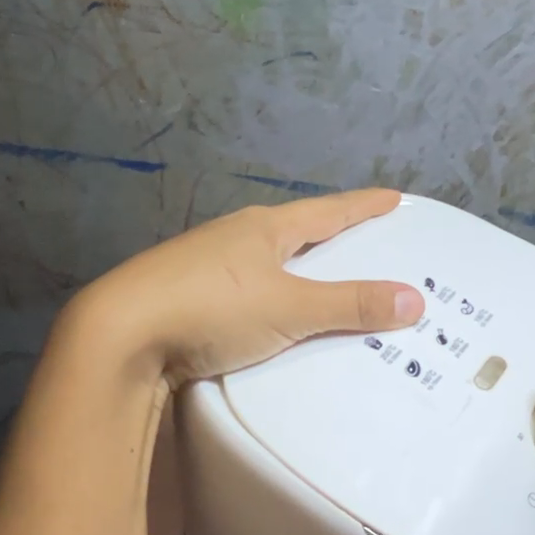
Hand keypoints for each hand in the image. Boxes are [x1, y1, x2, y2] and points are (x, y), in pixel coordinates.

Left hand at [70, 189, 422, 384]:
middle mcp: (235, 238)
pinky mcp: (186, 296)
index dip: (364, 207)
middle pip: (296, 232)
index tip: (395, 200)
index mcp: (264, 229)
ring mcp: (205, 265)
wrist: (119, 335)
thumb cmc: (210, 308)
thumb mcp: (289, 309)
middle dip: (331, 237)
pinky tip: (272, 316)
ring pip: (266, 261)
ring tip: (325, 283)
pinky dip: (271, 297)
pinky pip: (245, 290)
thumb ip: (350, 305)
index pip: (328, 212)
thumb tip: (416, 299)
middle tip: (367, 245)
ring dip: (297, 269)